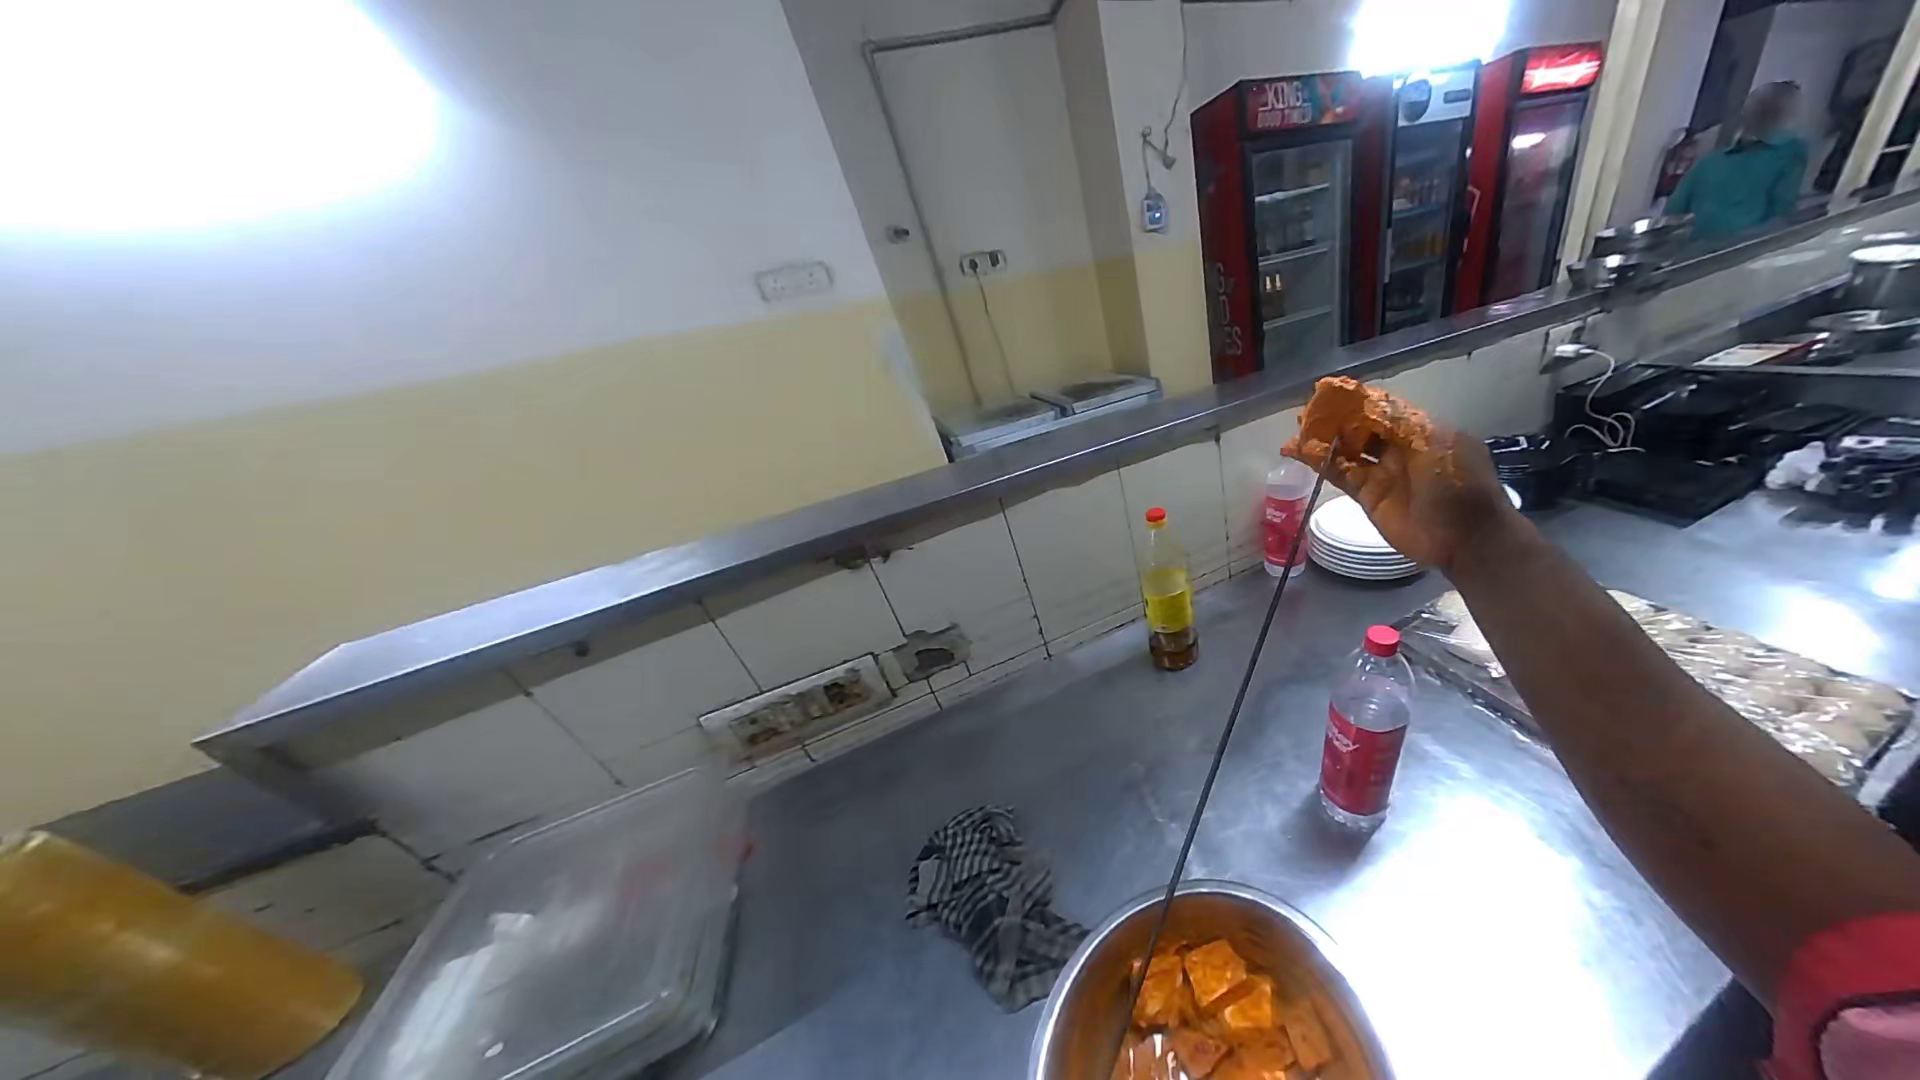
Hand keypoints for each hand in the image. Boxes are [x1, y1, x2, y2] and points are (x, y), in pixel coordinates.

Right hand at [1285, 425, 1519, 573]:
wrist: (1464, 536)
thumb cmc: (1458, 482)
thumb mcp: (1434, 442)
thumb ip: (1398, 422)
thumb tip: (1366, 403)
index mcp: (1422, 431)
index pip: (1383, 410)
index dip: (1358, 402)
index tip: (1331, 395)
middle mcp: (1399, 449)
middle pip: (1361, 429)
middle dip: (1336, 421)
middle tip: (1308, 414)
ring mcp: (1381, 473)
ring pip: (1347, 451)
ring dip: (1324, 441)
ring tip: (1297, 432)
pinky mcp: (1366, 496)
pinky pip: (1340, 475)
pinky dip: (1321, 464)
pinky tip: (1301, 454)